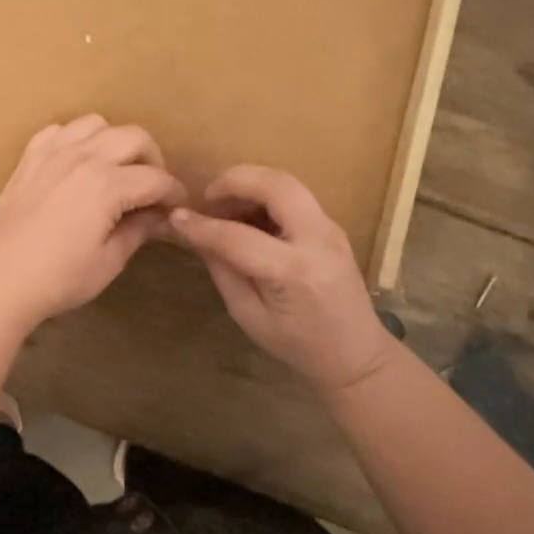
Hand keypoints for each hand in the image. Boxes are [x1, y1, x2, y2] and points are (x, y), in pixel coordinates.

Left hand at [0, 115, 186, 327]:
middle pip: (133, 137)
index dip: (173, 193)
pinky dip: (75, 139)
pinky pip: (58, 130)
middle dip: (152, 160)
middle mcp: (82, 158)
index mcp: (106, 185)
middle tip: (151, 188)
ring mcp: (52, 153)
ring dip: (114, 141)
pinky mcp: (29, 158)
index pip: (155, 179)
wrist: (1, 280)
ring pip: (96, 123)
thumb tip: (164, 218)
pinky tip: (76, 162)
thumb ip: (140, 230)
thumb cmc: (59, 278)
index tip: (177, 207)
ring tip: (115, 169)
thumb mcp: (109, 260)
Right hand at [170, 165, 393, 391]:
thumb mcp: (249, 315)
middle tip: (208, 198)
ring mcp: (330, 228)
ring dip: (251, 186)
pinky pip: (294, 196)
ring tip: (226, 209)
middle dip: (234, 181)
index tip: (177, 217)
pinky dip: (265, 196)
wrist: (356, 353)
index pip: (238, 236)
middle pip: (275, 184)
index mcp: (294, 272)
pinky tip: (249, 218)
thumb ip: (222, 270)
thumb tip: (195, 234)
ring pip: (286, 183)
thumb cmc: (298, 344)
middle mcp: (317, 240)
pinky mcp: (331, 225)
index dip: (202, 225)